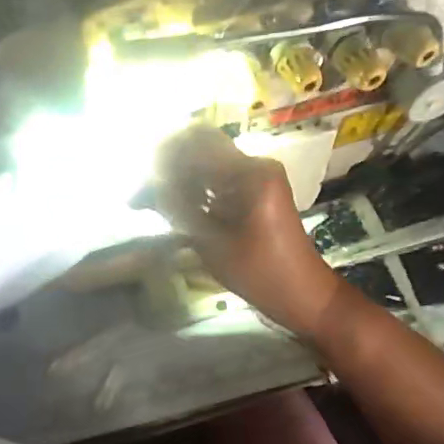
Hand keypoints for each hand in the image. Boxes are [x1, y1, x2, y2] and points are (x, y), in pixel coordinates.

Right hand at [154, 127, 347, 339]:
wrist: (305, 295)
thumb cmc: (262, 273)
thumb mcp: (213, 244)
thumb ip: (178, 210)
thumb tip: (145, 188)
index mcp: (250, 172)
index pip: (194, 148)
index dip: (161, 164)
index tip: (138, 190)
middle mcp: (254, 165)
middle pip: (199, 151)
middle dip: (167, 170)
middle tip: (141, 199)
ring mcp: (256, 178)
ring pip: (206, 166)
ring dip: (178, 181)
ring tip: (152, 206)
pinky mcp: (255, 193)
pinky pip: (217, 181)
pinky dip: (195, 193)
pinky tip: (175, 211)